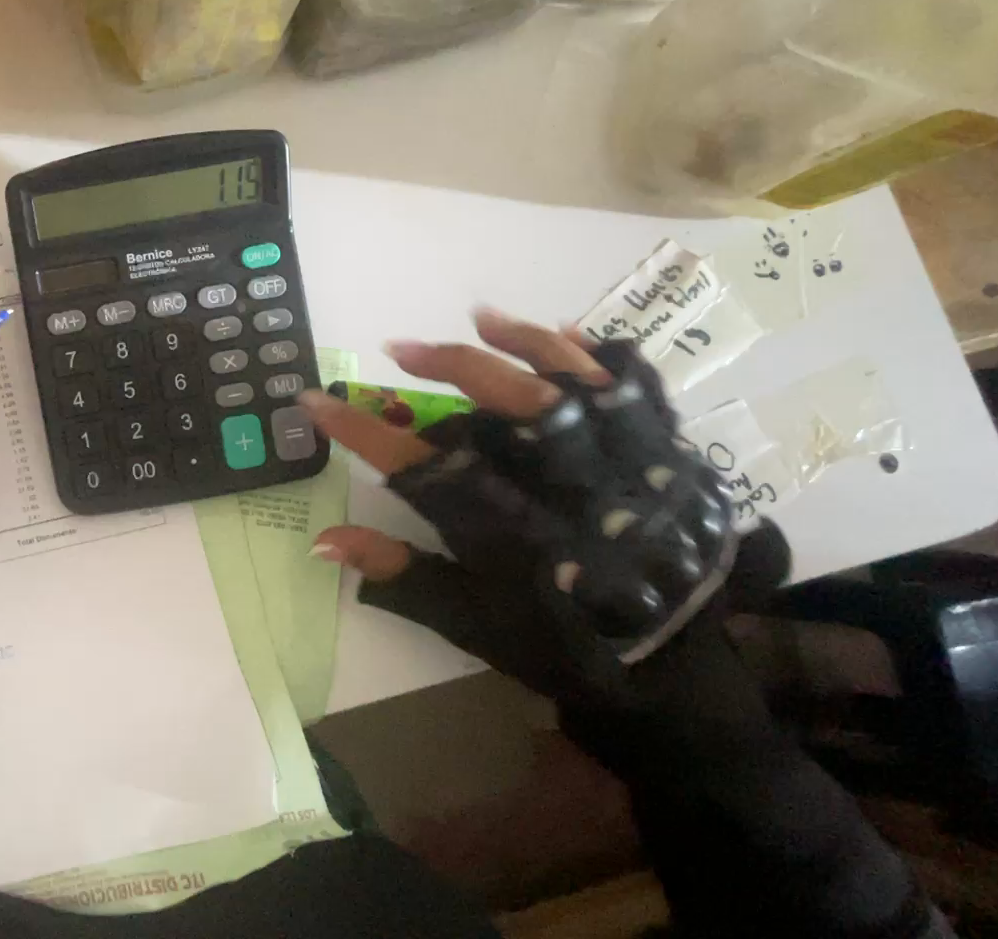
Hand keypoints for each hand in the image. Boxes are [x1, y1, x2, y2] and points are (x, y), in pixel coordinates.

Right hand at [299, 310, 788, 716]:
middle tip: (401, 349)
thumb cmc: (562, 646)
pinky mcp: (677, 458)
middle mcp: (574, 490)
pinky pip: (643, 389)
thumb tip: (322, 540)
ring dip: (523, 342)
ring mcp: (632, 467)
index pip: (423, 468)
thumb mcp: (471, 623)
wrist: (682, 678)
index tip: (315, 402)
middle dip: (449, 365)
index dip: (361, 431)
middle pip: (512, 405)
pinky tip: (566, 334)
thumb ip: (397, 575)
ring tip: (479, 319)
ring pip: (578, 382)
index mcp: (516, 534)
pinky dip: (602, 355)